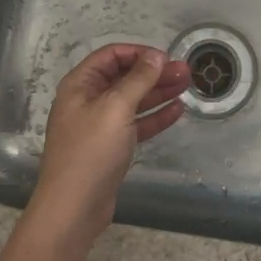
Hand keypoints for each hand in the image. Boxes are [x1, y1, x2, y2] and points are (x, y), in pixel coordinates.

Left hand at [30, 44, 190, 240]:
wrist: (73, 208)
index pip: (111, 56)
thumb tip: (156, 56)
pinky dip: (155, 116)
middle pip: (125, 77)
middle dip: (154, 73)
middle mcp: (88, 100)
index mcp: (81, 84)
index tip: (166, 58)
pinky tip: (177, 110)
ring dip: (158, 92)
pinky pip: (136, 124)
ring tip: (187, 86)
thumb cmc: (91, 150)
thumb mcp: (116, 108)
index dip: (139, 53)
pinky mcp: (111, 147)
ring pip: (133, 101)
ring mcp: (100, 125)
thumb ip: (138, 79)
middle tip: (186, 72)